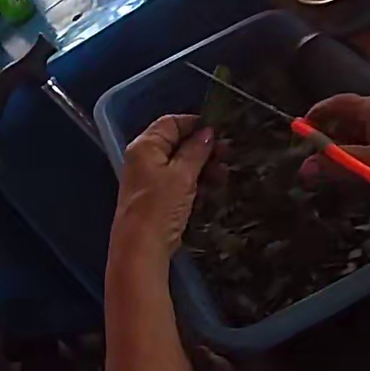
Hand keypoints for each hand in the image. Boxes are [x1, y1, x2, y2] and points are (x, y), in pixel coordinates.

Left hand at [111, 114, 214, 262]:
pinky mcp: (157, 197)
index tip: (220, 133)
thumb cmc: (160, 206)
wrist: (142, 247)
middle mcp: (144, 159)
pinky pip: (178, 182)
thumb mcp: (182, 175)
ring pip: (180, 164)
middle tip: (227, 155)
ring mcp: (149, 179)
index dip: (195, 125)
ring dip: (203, 167)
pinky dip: (195, 182)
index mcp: (145, 146)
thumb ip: (195, 150)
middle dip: (203, 148)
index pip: (171, 123)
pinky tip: (213, 189)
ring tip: (223, 176)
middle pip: (176, 143)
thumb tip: (207, 132)